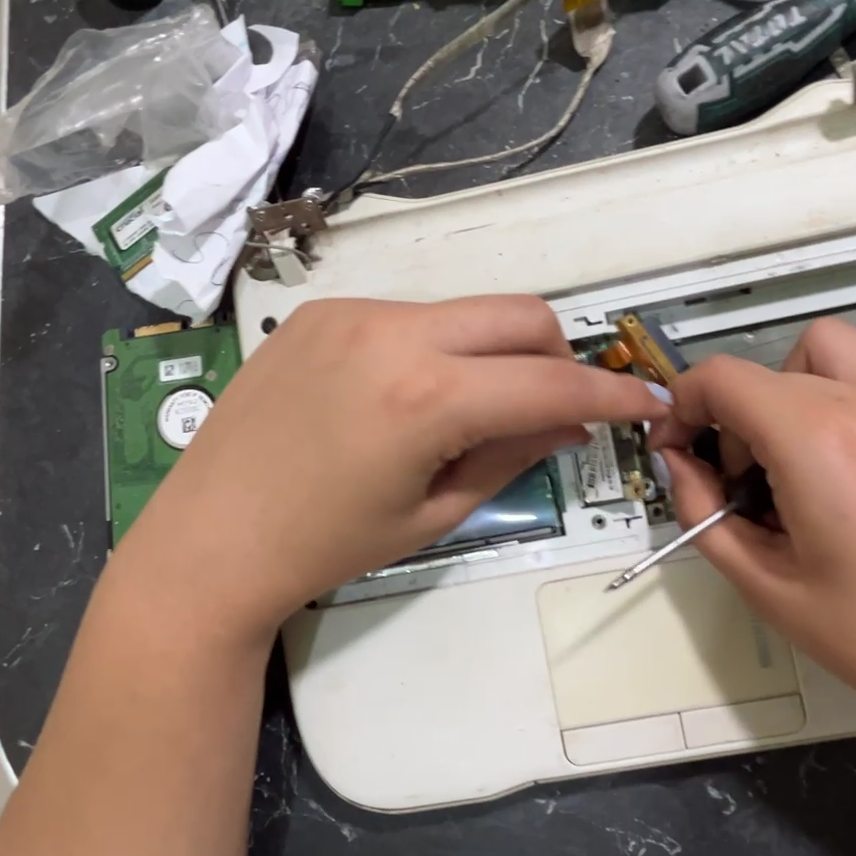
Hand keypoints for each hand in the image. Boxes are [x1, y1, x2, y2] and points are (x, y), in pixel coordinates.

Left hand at [118, 296, 667, 635]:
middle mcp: (395, 331)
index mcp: (427, 397)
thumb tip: (573, 422)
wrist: (209, 539)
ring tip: (472, 410)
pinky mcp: (324, 309)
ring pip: (469, 311)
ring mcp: (353, 310)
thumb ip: (515, 454)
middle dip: (560, 358)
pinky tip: (408, 396)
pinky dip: (441, 347)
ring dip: (497, 352)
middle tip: (556, 409)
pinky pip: (414, 315)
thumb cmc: (327, 546)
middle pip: (523, 316)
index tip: (646, 402)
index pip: (551, 383)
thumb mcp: (436, 512)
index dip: (610, 396)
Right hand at [654, 314, 855, 710]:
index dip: (685, 406)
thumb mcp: (763, 584)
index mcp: (816, 443)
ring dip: (803, 381)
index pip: (722, 378)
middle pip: (772, 369)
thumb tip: (680, 460)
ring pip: (838, 343)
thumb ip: (702, 511)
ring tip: (811, 442)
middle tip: (754, 483)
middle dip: (741, 417)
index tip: (686, 448)